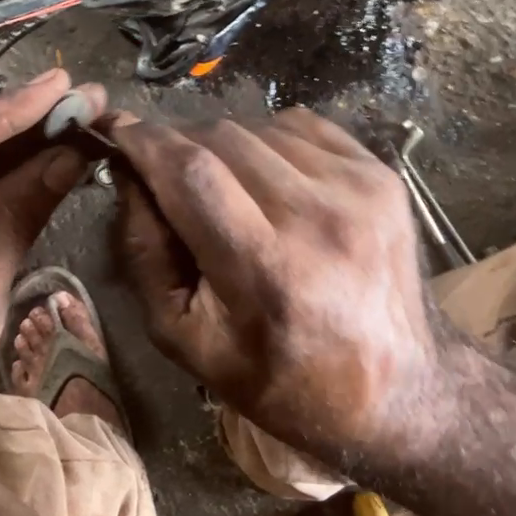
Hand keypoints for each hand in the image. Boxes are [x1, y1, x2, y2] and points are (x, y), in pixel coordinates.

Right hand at [109, 108, 440, 459]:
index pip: (189, 171)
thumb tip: (128, 175)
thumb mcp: (184, 338)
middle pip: (219, 137)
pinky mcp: (382, 174)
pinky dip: (265, 140)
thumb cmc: (277, 376)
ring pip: (256, 126)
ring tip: (221, 183)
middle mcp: (317, 219)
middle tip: (162, 167)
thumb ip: (144, 253)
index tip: (115, 129)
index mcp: (266, 272)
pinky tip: (266, 178)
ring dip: (220, 143)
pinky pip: (298, 125)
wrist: (400, 390)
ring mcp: (359, 189)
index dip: (143, 140)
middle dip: (176, 141)